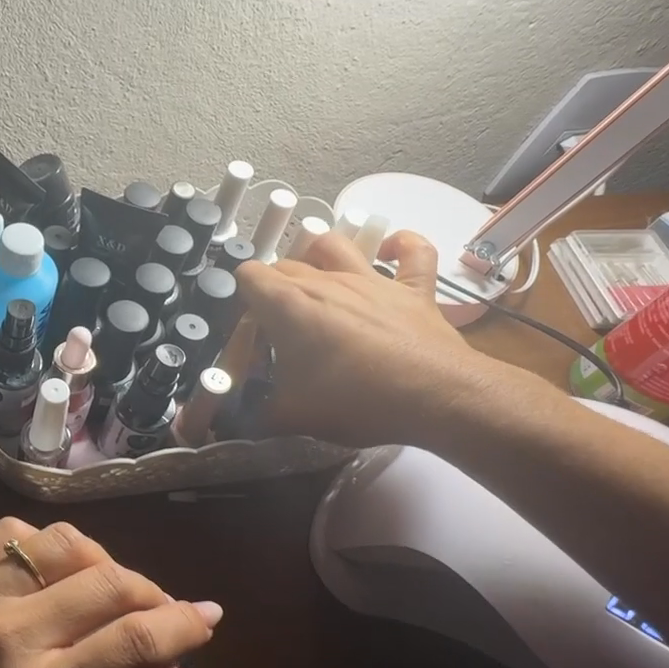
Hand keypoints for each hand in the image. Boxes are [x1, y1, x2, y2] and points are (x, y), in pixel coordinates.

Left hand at [0, 517, 220, 667]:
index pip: (132, 641)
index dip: (183, 626)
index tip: (209, 619)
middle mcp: (9, 633)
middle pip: (109, 584)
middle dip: (156, 595)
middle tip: (168, 614)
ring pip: (67, 544)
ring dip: (106, 563)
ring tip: (114, 593)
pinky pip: (13, 531)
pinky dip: (49, 543)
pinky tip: (57, 570)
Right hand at [235, 229, 528, 448]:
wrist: (434, 398)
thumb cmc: (355, 401)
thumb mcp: (291, 416)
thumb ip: (255, 415)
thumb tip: (233, 423)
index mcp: (288, 304)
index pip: (247, 275)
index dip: (241, 300)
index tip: (248, 331)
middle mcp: (326, 280)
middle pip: (285, 264)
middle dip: (273, 290)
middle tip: (277, 329)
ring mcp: (373, 280)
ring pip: (336, 244)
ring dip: (319, 255)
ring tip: (317, 281)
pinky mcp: (413, 288)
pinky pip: (412, 251)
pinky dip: (401, 246)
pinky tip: (390, 251)